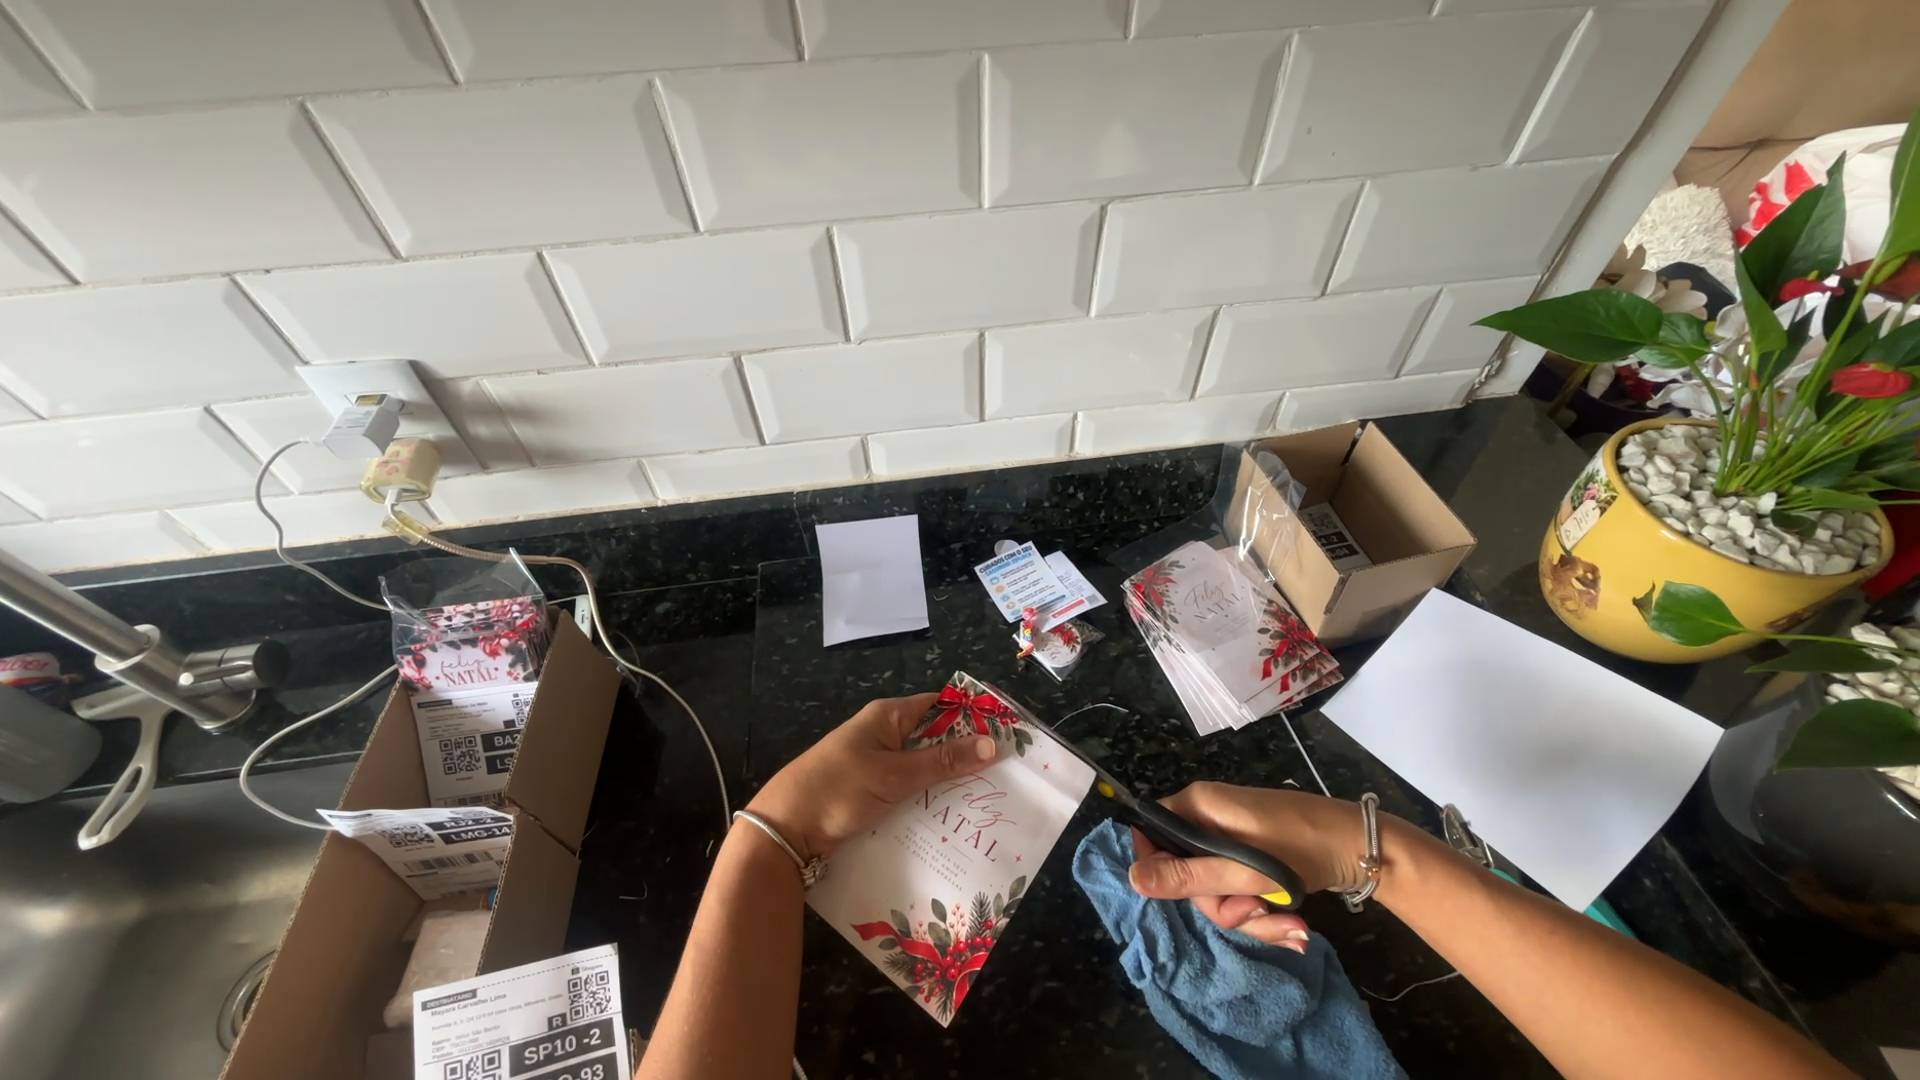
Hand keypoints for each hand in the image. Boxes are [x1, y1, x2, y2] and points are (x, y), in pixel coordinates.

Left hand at [745, 693, 996, 863]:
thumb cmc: (840, 788)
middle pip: (935, 737)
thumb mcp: (895, 775)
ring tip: (986, 797)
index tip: (1007, 734)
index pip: (941, 706)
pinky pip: (909, 787)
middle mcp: (885, 733)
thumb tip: (992, 744)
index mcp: (889, 716)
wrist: (786, 827)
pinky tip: (950, 815)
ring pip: (923, 765)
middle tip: (1005, 774)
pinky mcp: (871, 790)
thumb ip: (943, 761)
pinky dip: (928, 796)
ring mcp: (877, 762)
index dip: (973, 717)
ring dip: (947, 779)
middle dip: (965, 753)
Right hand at [1126, 782, 1375, 950]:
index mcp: (1198, 805)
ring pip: (1214, 887)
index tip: (1184, 893)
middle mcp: (1208, 818)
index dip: (1158, 867)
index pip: (1149, 832)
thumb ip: (1187, 875)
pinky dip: (1261, 911)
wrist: (1363, 849)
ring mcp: (1230, 838)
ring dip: (1246, 914)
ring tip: (1285, 922)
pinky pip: (1238, 889)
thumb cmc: (1300, 847)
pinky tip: (1291, 923)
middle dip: (1218, 901)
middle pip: (1185, 869)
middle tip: (1250, 911)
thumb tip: (1132, 879)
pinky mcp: (1252, 858)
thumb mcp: (1243, 868)